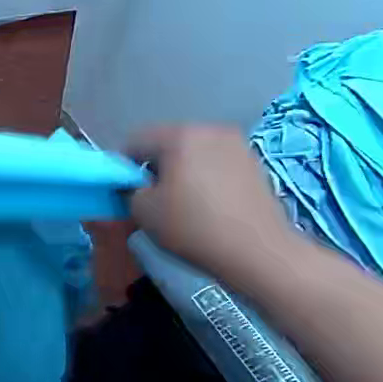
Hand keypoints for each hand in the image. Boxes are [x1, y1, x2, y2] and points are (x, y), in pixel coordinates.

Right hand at [125, 125, 299, 277]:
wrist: (258, 252)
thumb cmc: (193, 228)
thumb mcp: (144, 213)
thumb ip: (129, 191)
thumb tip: (136, 186)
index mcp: (179, 135)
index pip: (135, 142)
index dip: (124, 168)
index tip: (127, 194)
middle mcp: (209, 129)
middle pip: (168, 144)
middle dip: (156, 168)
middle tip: (155, 201)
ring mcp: (237, 144)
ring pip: (195, 153)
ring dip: (183, 173)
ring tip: (185, 206)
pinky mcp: (254, 163)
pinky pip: (217, 165)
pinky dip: (207, 179)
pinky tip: (210, 207)